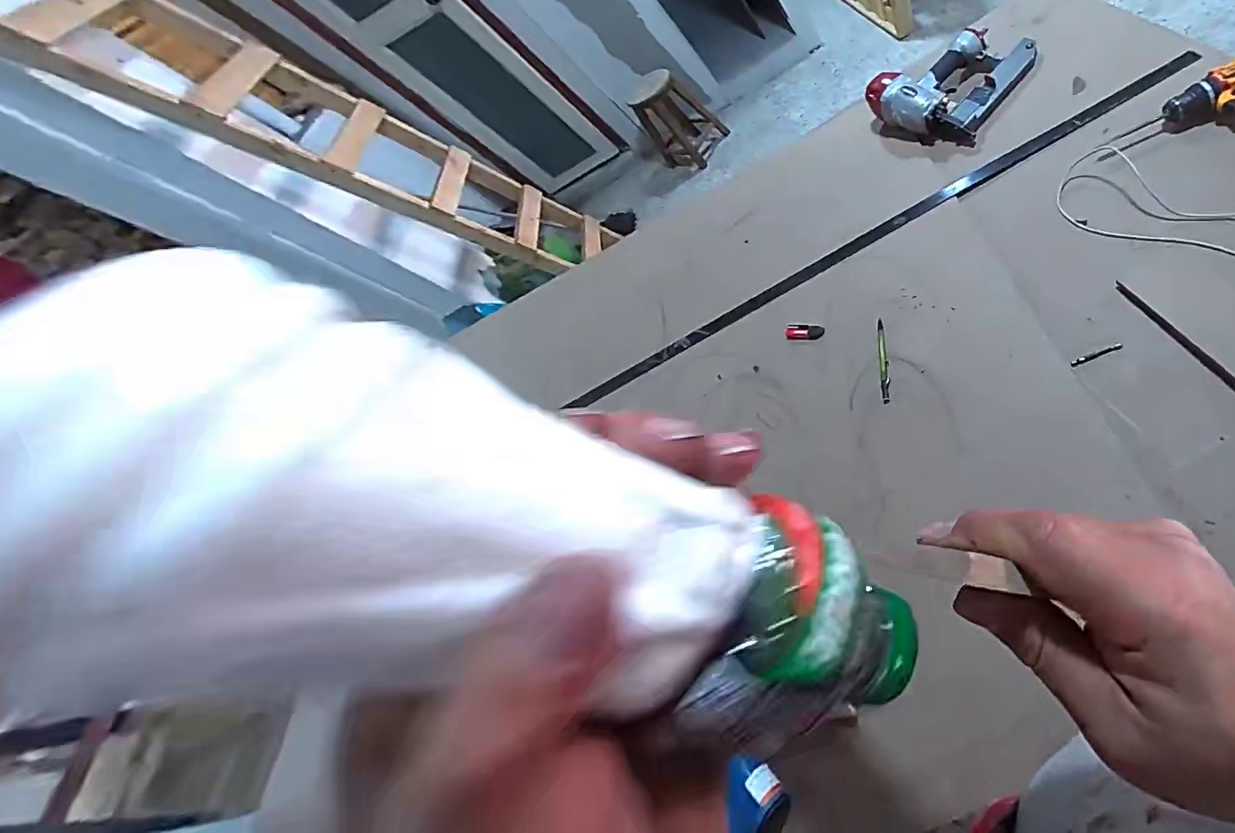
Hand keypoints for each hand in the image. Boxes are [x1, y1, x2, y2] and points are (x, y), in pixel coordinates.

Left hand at [343, 411, 758, 832]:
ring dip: (713, 511)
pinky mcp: (681, 674)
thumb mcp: (472, 794)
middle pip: (601, 518)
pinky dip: (749, 574)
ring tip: (748, 480)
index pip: (506, 512)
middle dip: (662, 470)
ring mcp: (618, 649)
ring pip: (667, 553)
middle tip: (714, 452)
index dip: (570, 457)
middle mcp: (543, 629)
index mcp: (462, 638)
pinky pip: (717, 607)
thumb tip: (584, 575)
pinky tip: (772, 548)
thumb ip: (505, 691)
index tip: (636, 440)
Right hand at [921, 511, 1234, 830]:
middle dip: (991, 547)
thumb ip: (1040, 647)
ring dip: (1019, 552)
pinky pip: (1082, 534)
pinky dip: (1047, 553)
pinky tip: (1044, 588)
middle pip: (1049, 528)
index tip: (929, 544)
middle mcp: (1156, 546)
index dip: (981, 533)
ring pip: (1061, 528)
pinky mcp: (1160, 535)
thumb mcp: (1114, 723)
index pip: (1048, 539)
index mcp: (1152, 598)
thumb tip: (972, 597)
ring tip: (997, 593)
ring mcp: (1162, 534)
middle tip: (953, 580)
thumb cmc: (1210, 748)